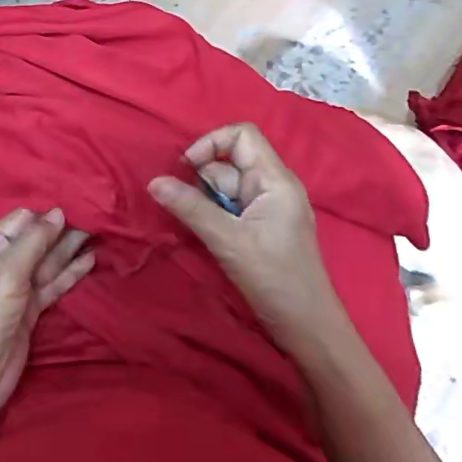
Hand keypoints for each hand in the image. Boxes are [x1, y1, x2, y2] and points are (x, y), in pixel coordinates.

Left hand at [0, 207, 94, 428]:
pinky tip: (90, 260)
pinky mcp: (29, 309)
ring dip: (70, 249)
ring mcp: (16, 287)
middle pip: (37, 239)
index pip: (22, 220)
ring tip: (99, 234)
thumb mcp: (7, 275)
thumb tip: (60, 213)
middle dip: (64, 230)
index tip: (81, 208)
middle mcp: (0, 262)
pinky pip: (53, 283)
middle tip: (98, 220)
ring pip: (47, 261)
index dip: (49, 215)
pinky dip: (70, 273)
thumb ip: (35, 242)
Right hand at [148, 123, 343, 346]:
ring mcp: (268, 208)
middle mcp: (273, 186)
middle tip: (182, 204)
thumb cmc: (274, 279)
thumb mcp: (228, 241)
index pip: (242, 135)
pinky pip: (231, 207)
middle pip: (230, 161)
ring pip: (227, 187)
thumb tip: (154, 182)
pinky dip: (213, 214)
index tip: (186, 169)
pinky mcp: (262, 228)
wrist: (307, 327)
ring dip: (204, 199)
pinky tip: (203, 232)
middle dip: (202, 177)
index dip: (211, 143)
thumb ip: (190, 208)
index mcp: (275, 179)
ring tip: (192, 223)